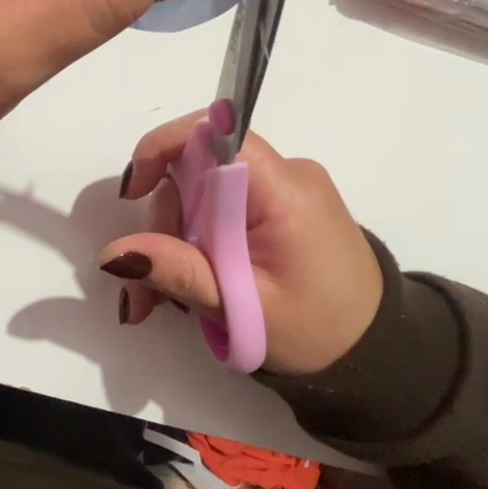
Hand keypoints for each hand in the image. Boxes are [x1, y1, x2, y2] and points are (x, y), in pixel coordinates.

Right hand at [98, 111, 382, 375]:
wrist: (375, 354)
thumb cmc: (318, 332)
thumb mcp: (240, 307)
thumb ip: (178, 272)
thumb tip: (112, 255)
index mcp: (285, 191)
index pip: (215, 134)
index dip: (164, 148)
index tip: (133, 193)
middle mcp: (283, 177)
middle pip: (194, 176)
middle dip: (157, 229)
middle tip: (139, 292)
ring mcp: (279, 193)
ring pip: (197, 199)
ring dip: (167, 246)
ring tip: (152, 304)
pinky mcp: (273, 211)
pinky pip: (216, 213)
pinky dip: (191, 247)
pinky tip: (174, 289)